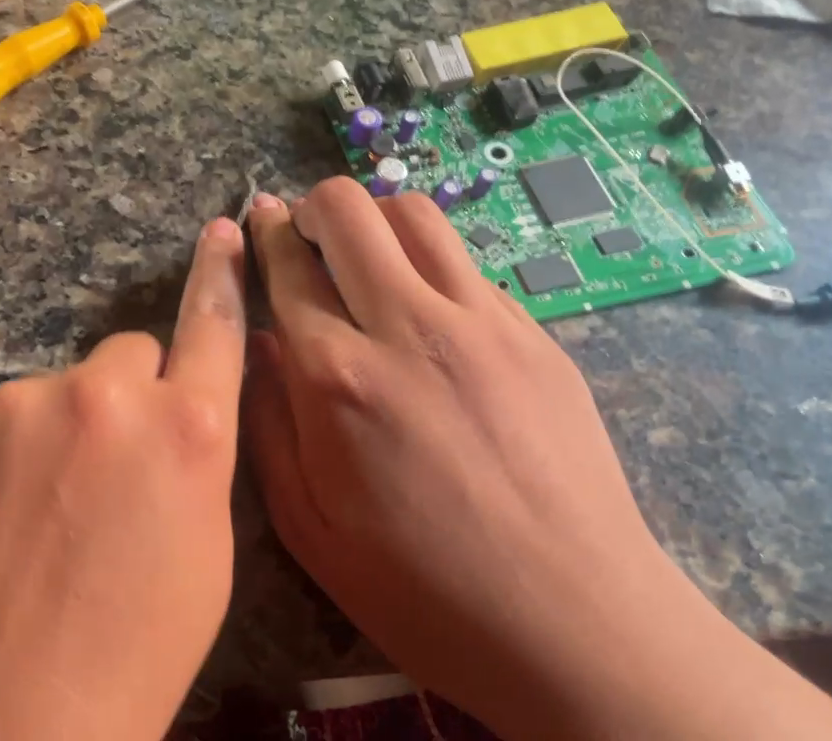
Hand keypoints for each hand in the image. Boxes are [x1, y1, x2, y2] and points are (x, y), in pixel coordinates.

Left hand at [0, 218, 248, 740]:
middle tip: (103, 478)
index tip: (225, 228)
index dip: (220, 277)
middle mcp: (102, 394)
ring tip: (34, 518)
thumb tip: (179, 402)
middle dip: (124, 400)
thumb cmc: (134, 651)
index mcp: (187, 430)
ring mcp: (13, 403)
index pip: (212, 325)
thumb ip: (197, 455)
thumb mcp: (206, 551)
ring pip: (51, 392)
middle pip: (123, 357)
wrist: (5, 719)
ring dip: (52, 432)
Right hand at [245, 178, 831, 740]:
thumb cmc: (420, 589)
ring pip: (416, 214)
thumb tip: (260, 342)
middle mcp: (407, 326)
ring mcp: (482, 324)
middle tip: (305, 235)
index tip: (257, 220)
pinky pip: (468, 264)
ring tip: (365, 256)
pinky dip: (430, 263)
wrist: (574, 625)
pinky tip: (427, 312)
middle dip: (313, 205)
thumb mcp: (307, 526)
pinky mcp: (536, 335)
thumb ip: (268, 421)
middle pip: (349, 210)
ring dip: (376, 218)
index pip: (288, 265)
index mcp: (337, 376)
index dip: (266, 232)